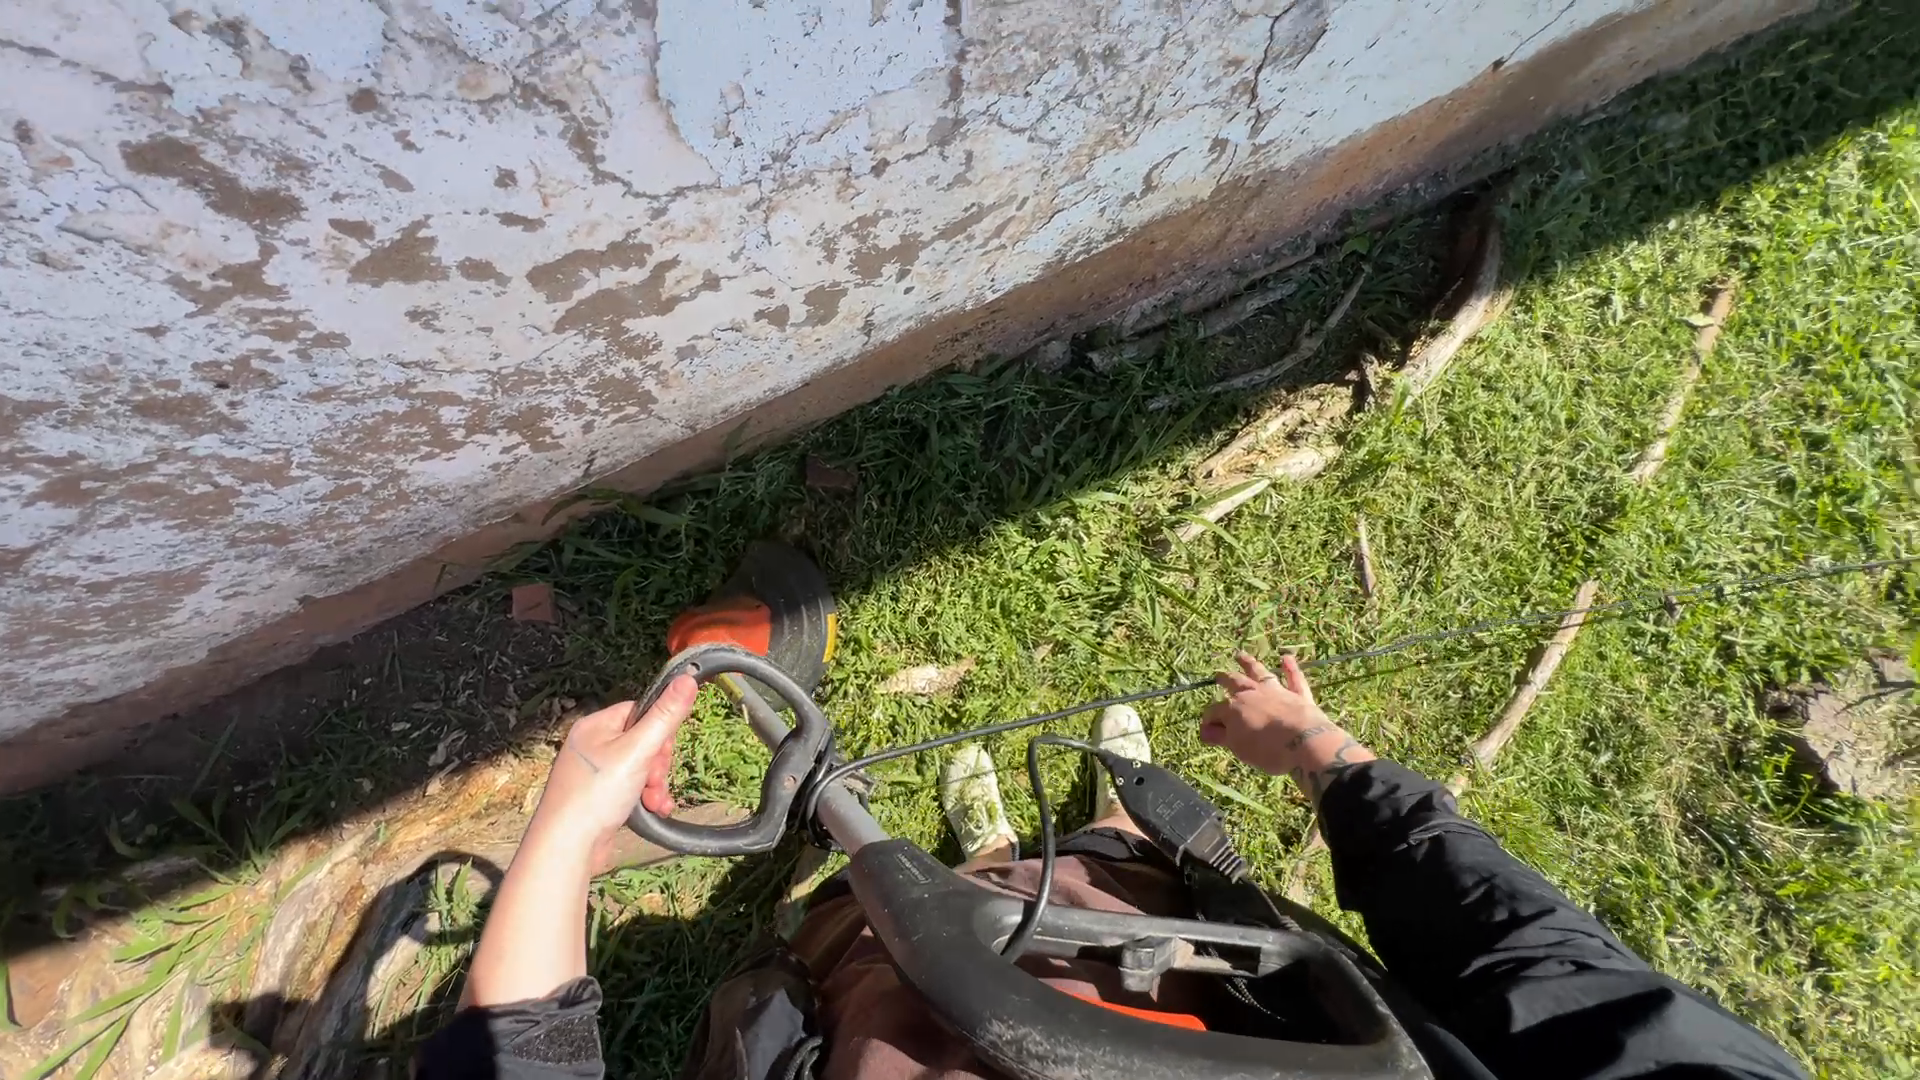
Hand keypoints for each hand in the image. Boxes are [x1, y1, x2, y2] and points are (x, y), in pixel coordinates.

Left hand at [526, 675, 697, 867]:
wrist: (566, 848)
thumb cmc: (595, 795)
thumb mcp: (638, 750)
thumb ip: (665, 715)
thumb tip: (687, 679)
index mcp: (595, 726)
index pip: (640, 711)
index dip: (659, 729)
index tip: (663, 749)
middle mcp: (591, 744)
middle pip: (643, 739)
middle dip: (658, 762)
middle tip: (654, 777)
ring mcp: (593, 771)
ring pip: (640, 765)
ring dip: (655, 782)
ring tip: (654, 798)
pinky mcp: (597, 794)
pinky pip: (631, 785)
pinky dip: (645, 796)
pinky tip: (653, 808)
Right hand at [1200, 652, 1331, 775]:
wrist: (1303, 743)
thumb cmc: (1266, 749)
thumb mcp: (1238, 747)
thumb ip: (1220, 736)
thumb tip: (1205, 731)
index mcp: (1232, 708)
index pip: (1215, 711)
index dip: (1210, 720)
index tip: (1208, 730)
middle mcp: (1251, 694)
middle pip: (1234, 682)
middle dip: (1225, 679)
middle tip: (1219, 675)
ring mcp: (1275, 692)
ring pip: (1259, 673)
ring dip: (1249, 663)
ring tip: (1240, 655)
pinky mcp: (1298, 695)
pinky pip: (1294, 679)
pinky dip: (1290, 668)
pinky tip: (1287, 658)